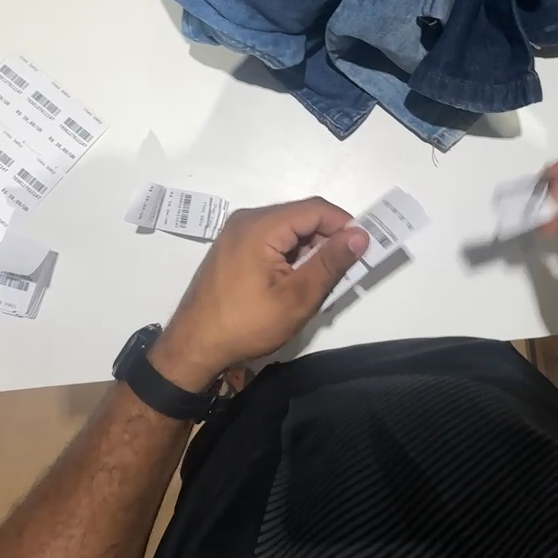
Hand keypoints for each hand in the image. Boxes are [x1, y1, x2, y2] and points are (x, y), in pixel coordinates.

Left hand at [153, 198, 368, 390]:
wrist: (192, 348)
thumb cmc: (246, 324)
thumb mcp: (296, 298)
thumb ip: (330, 263)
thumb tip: (360, 235)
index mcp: (261, 225)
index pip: (316, 209)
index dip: (345, 224)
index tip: (365, 248)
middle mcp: (247, 220)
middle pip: (301, 217)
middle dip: (328, 239)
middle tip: (346, 270)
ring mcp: (237, 233)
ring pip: (288, 230)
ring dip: (310, 250)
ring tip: (322, 281)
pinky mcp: (233, 248)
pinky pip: (272, 240)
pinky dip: (291, 255)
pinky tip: (296, 282)